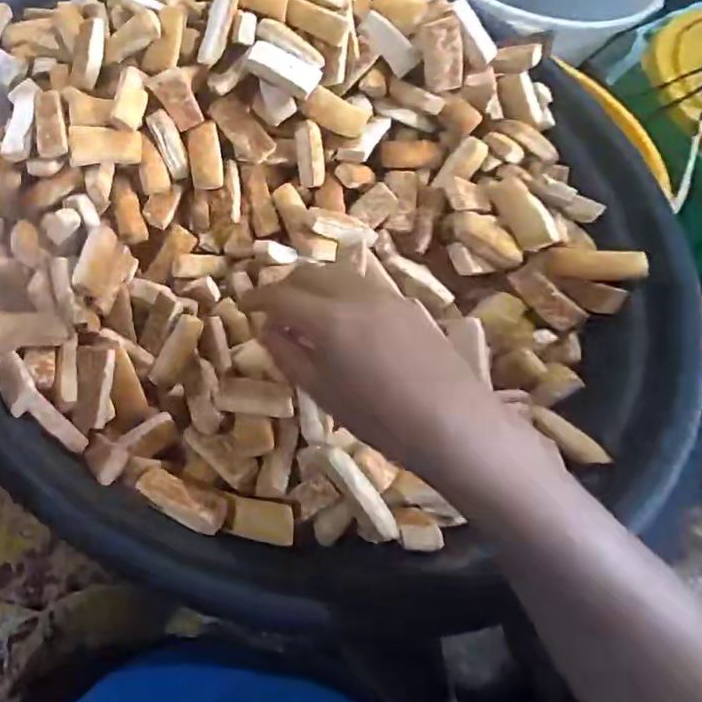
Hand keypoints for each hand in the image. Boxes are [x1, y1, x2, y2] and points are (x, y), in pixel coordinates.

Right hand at [239, 261, 562, 506]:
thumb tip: (267, 329)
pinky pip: (363, 286)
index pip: (279, 295)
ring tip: (306, 312)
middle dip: (283, 286)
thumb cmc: (381, 419)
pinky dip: (340, 293)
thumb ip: (288, 354)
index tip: (242, 305)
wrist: (459, 428)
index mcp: (327, 319)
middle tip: (271, 309)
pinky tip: (343, 321)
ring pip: (337, 274)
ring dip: (313, 285)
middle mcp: (355, 296)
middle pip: (308, 273)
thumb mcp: (321, 392)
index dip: (256, 298)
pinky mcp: (409, 306)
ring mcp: (387, 297)